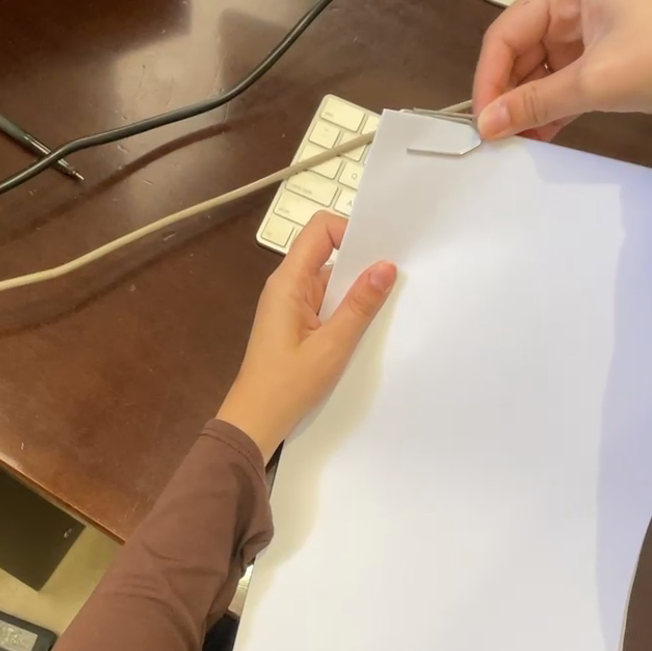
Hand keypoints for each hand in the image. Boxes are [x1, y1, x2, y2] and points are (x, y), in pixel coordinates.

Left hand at [217, 213, 396, 460]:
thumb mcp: (332, 346)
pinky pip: (324, 306)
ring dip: (355, 294)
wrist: (256, 420)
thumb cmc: (287, 385)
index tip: (379, 253)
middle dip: (361, 265)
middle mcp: (287, 287)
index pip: (320, 230)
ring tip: (385, 309)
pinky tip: (363, 329)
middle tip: (395, 281)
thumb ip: (360, 305)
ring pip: (330, 284)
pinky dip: (344, 313)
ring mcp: (290, 307)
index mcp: (288, 282)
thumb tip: (387, 267)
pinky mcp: (295, 326)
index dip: (350, 231)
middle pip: (328, 255)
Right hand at [472, 0, 651, 142]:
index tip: (483, 119)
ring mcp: (596, 24)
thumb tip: (489, 123)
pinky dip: (552, 106)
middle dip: (508, 93)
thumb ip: (533, 103)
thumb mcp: (594, 79)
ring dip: (529, 105)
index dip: (489, 78)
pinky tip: (544, 131)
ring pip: (541, 67)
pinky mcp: (610, 51)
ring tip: (523, 137)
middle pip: (521, 49)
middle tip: (500, 134)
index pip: (508, 31)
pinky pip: (565, 79)